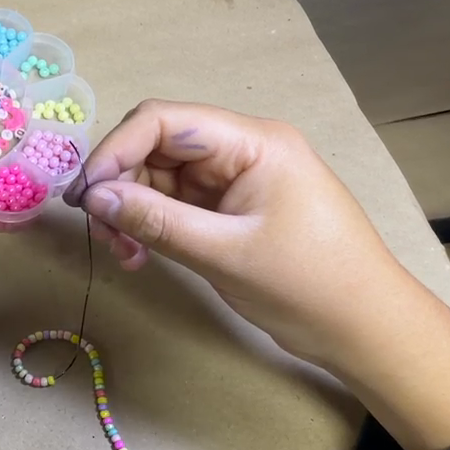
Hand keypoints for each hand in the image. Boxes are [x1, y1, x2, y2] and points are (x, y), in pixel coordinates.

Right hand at [67, 101, 449, 449]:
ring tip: (124, 254)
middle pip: (153, 146)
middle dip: (118, 184)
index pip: (162, 120)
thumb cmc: (307, 285)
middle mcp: (238, 150)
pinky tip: (139, 255)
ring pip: (155, 176)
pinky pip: (169, 203)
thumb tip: (92, 196)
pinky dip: (146, 225)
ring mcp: (231, 178)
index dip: (114, 150)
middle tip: (101, 233)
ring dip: (129, 210)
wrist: (364, 329)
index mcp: (252, 142)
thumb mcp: (223, 252)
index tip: (85, 196)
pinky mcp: (225, 206)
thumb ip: (154, 219)